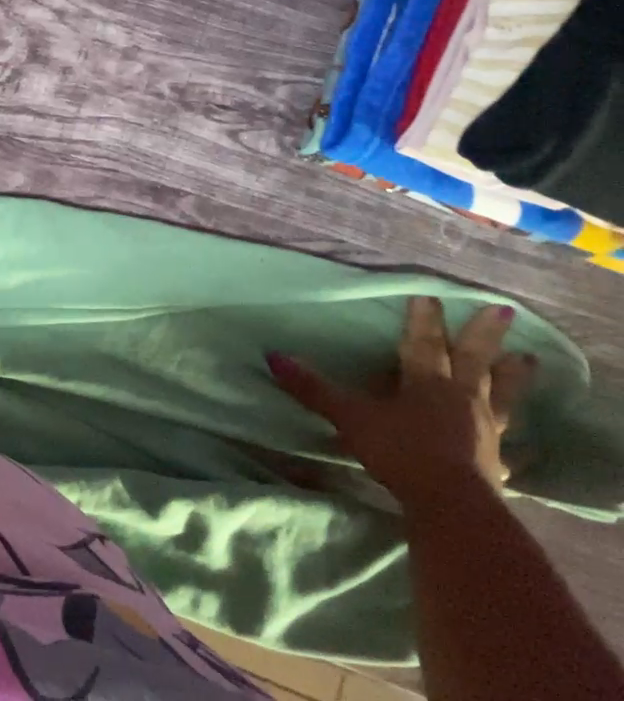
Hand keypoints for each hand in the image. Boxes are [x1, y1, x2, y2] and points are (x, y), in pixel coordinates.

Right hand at [267, 296, 535, 509]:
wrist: (449, 501)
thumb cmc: (399, 450)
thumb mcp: (349, 417)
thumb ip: (313, 388)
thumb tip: (274, 356)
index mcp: (427, 383)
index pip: (424, 343)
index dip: (423, 320)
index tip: (428, 296)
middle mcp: (462, 398)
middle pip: (474, 359)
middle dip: (483, 334)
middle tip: (501, 311)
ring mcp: (484, 427)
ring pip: (500, 392)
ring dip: (511, 375)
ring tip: (525, 358)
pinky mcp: (494, 456)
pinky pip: (508, 436)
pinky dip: (513, 431)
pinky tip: (519, 436)